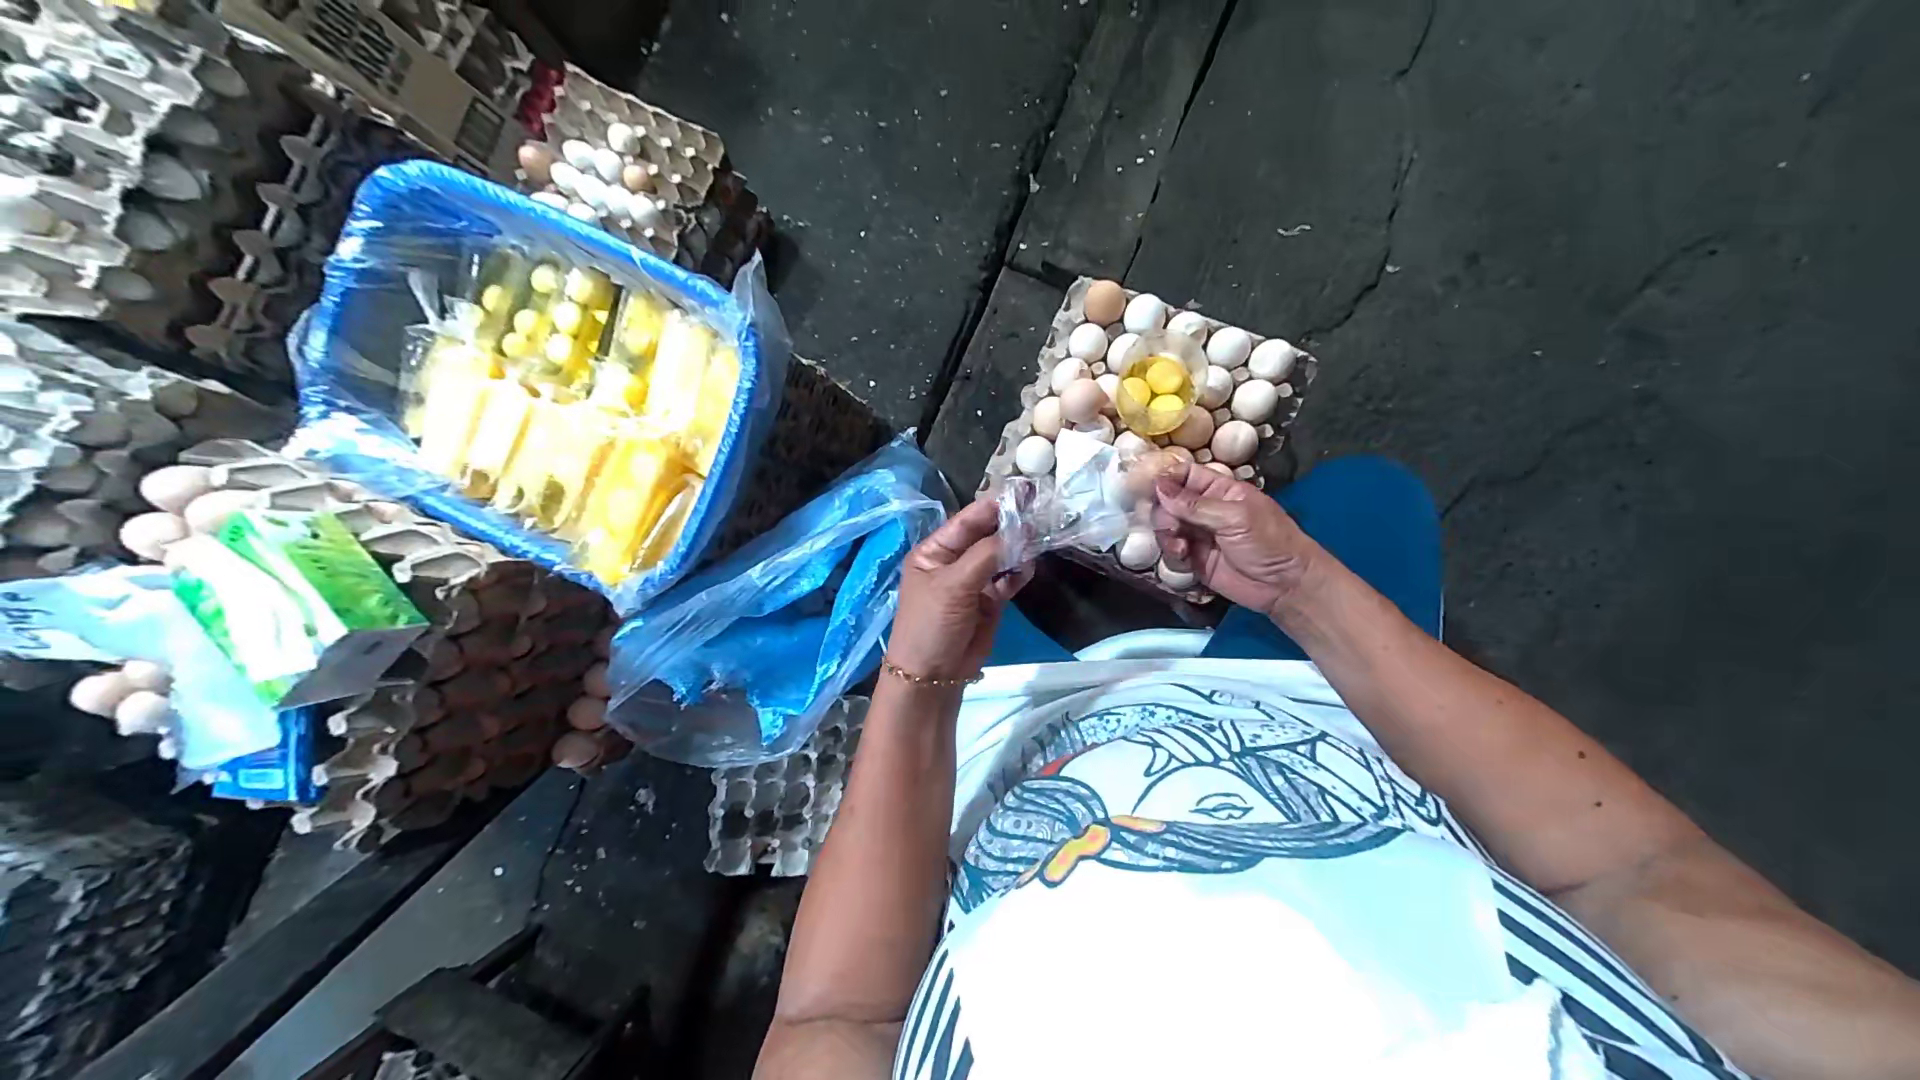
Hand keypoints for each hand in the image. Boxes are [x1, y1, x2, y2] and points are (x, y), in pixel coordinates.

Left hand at [888, 498, 1029, 680]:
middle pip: (987, 535)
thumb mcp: (953, 585)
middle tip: (1041, 508)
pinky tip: (1029, 567)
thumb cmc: (931, 624)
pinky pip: (1008, 579)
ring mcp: (973, 581)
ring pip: (1001, 556)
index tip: (1023, 491)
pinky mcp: (990, 601)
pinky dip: (1019, 572)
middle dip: (1011, 524)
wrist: (933, 676)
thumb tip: (1018, 529)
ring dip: (1019, 547)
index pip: (967, 520)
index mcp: (934, 551)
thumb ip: (986, 555)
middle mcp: (954, 561)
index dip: (994, 506)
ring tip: (1042, 536)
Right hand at [1151, 461, 1321, 618]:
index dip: (1166, 479)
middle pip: (1168, 502)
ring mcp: (1198, 535)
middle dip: (1164, 513)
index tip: (1150, 489)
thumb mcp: (1235, 517)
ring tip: (1180, 547)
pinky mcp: (1193, 559)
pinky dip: (1171, 554)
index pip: (1184, 475)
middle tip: (1171, 526)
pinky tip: (1184, 558)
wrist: (1285, 586)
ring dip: (1166, 536)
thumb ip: (1195, 504)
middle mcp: (1204, 510)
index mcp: (1219, 490)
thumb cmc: (1269, 542)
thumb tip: (1159, 486)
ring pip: (1165, 527)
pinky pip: (1170, 552)